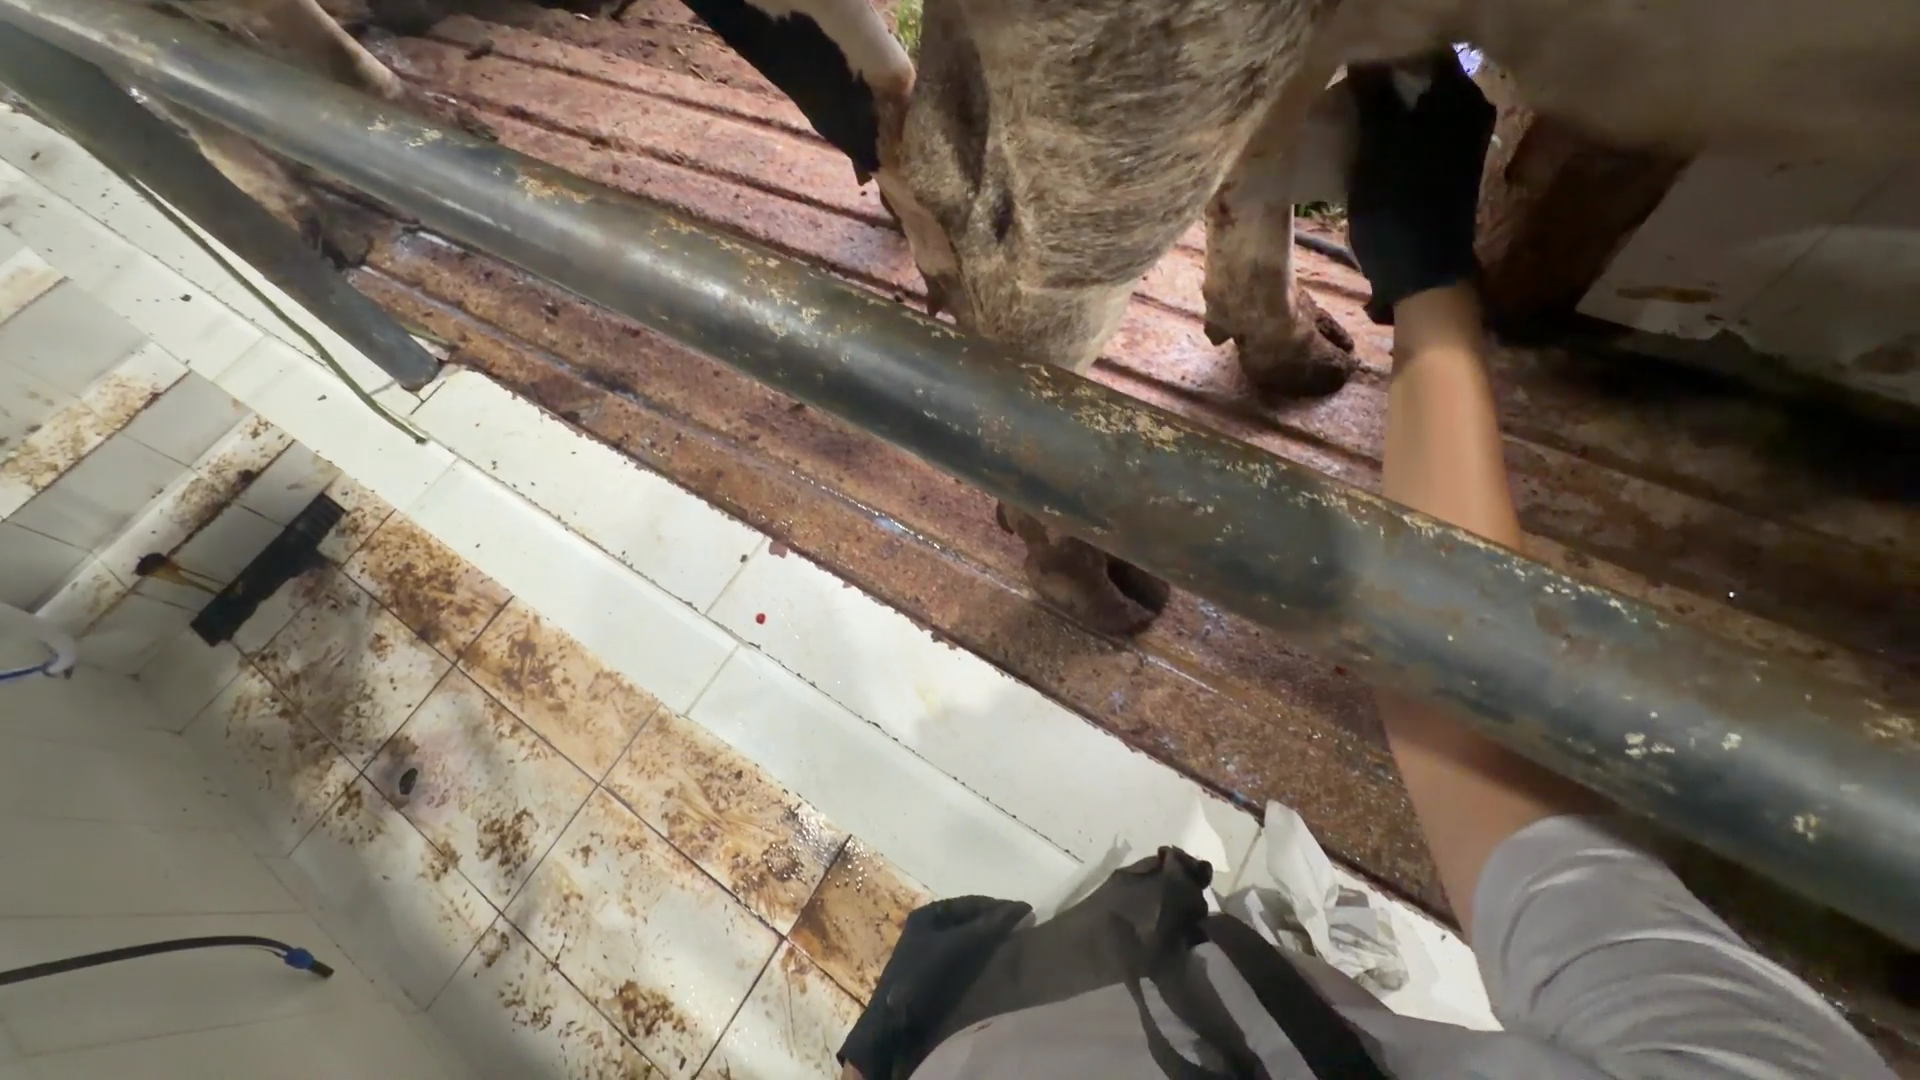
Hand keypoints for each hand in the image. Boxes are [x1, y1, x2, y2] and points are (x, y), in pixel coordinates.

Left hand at [837, 896, 1030, 1078]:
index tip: (1026, 913)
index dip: (997, 906)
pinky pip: (962, 962)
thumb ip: (987, 927)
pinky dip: (980, 962)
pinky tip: (995, 968)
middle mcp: (928, 929)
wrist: (894, 1026)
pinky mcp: (933, 978)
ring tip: (1014, 948)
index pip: (970, 902)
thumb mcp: (957, 947)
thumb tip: (1021, 907)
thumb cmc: (923, 975)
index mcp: (928, 914)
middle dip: (994, 925)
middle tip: (1023, 931)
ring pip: (967, 942)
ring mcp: (929, 955)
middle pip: (969, 921)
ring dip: (989, 944)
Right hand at [1345, 49, 1494, 322]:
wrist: (1422, 274)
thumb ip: (1373, 100)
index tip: (1347, 79)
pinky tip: (1363, 151)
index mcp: (1459, 100)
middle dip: (1380, 91)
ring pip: (1413, 113)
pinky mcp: (1444, 170)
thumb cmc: (1399, 210)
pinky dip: (1389, 140)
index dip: (1380, 65)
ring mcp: (1458, 144)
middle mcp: (1468, 113)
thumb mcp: (1378, 150)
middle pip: (1417, 85)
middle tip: (1342, 101)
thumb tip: (1363, 64)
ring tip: (1347, 125)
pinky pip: (1413, 139)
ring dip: (1381, 118)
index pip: (1418, 58)